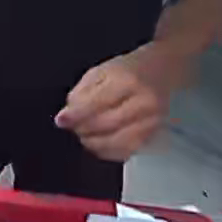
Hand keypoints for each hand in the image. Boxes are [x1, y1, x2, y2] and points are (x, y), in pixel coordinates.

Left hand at [55, 53, 173, 161]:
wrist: (160, 72)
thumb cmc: (127, 70)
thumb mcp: (100, 71)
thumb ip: (82, 92)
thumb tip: (68, 114)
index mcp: (128, 81)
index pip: (98, 102)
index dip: (77, 114)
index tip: (61, 120)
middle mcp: (143, 103)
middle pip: (106, 125)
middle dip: (83, 129)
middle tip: (71, 126)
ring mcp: (152, 122)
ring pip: (117, 143)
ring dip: (94, 143)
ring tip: (83, 135)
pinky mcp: (154, 135)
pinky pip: (127, 151)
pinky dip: (108, 151)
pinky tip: (98, 143)